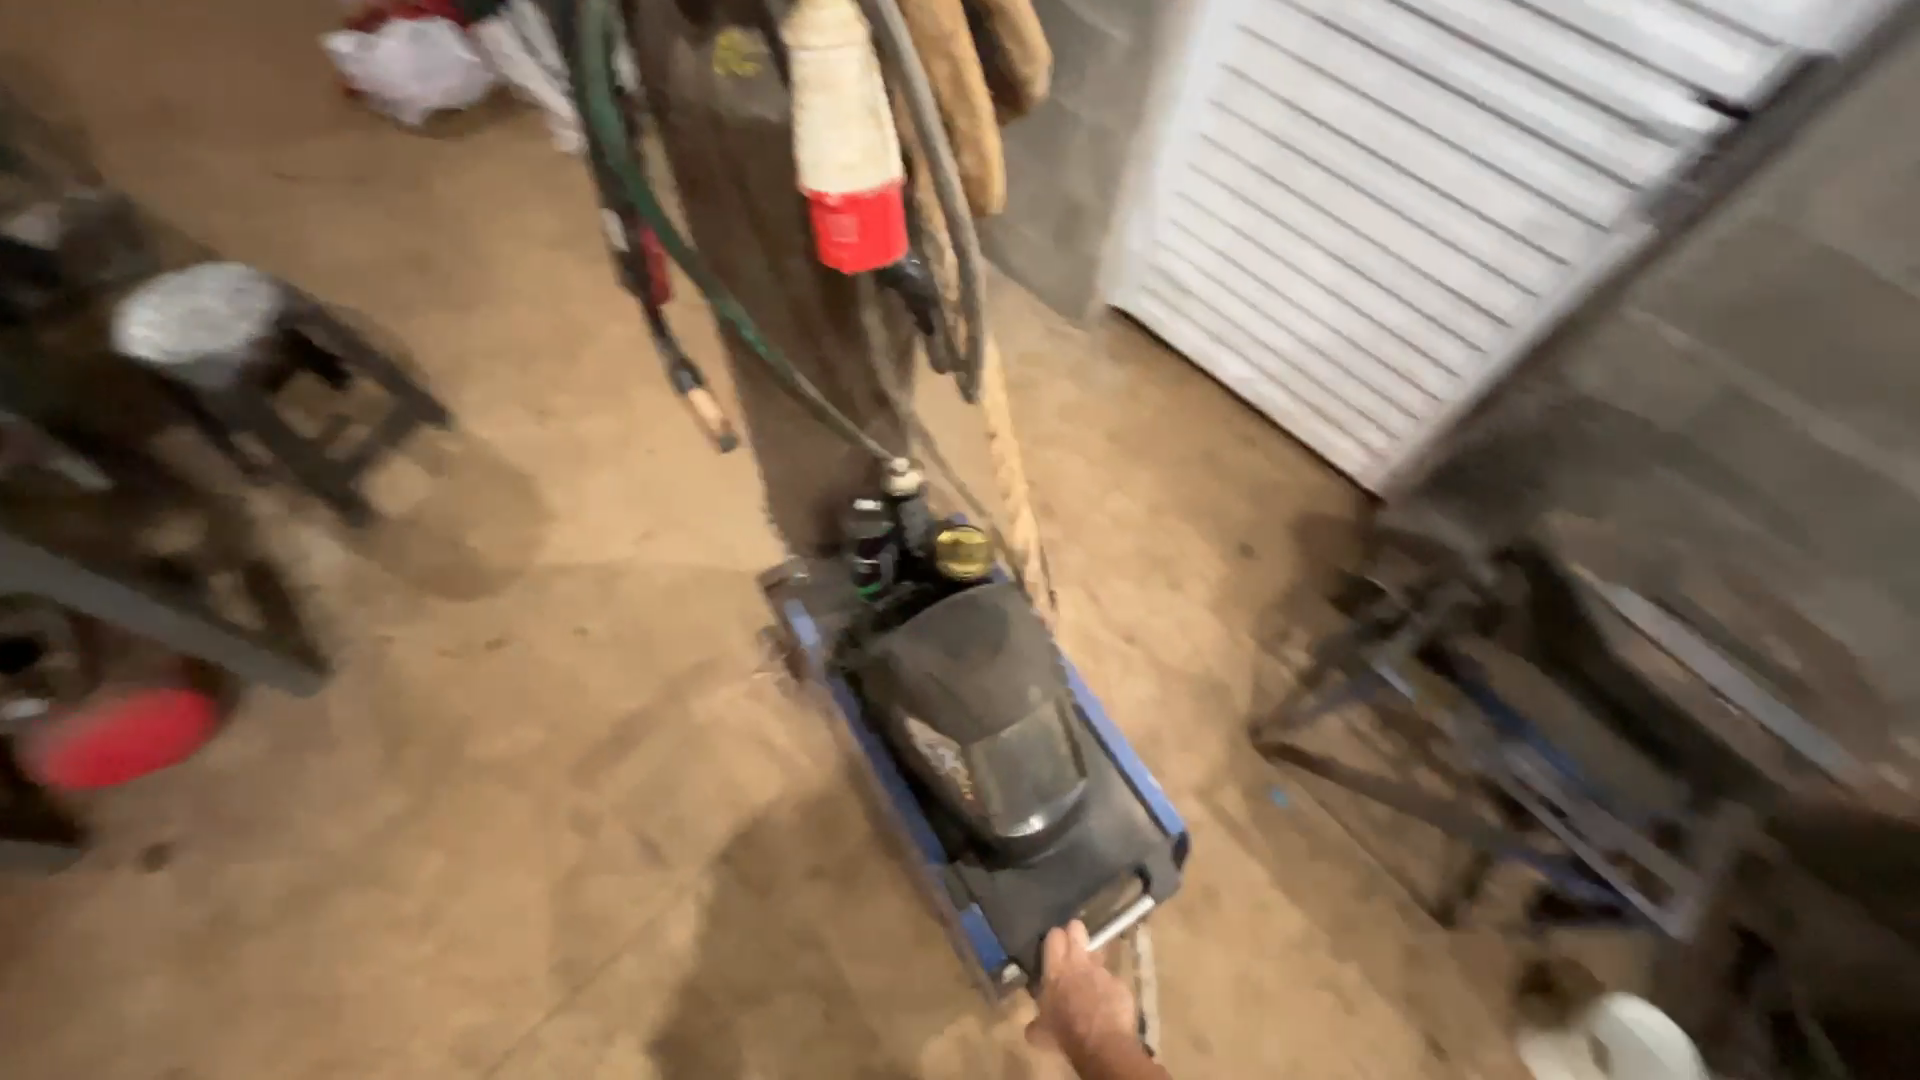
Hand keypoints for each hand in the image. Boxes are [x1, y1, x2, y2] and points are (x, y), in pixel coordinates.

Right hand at [1025, 920, 1136, 1057]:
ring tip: (1091, 985)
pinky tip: (1107, 1007)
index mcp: (1056, 970)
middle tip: (1071, 949)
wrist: (1103, 1047)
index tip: (1054, 948)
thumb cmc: (1065, 1035)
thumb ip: (1036, 1022)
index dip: (1055, 938)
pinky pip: (1113, 982)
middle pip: (1077, 928)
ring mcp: (1102, 971)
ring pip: (1097, 955)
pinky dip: (1109, 991)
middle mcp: (1079, 962)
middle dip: (1074, 934)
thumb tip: (1032, 1026)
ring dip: (1092, 965)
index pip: (1054, 935)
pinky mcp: (1120, 984)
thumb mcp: (1041, 1032)